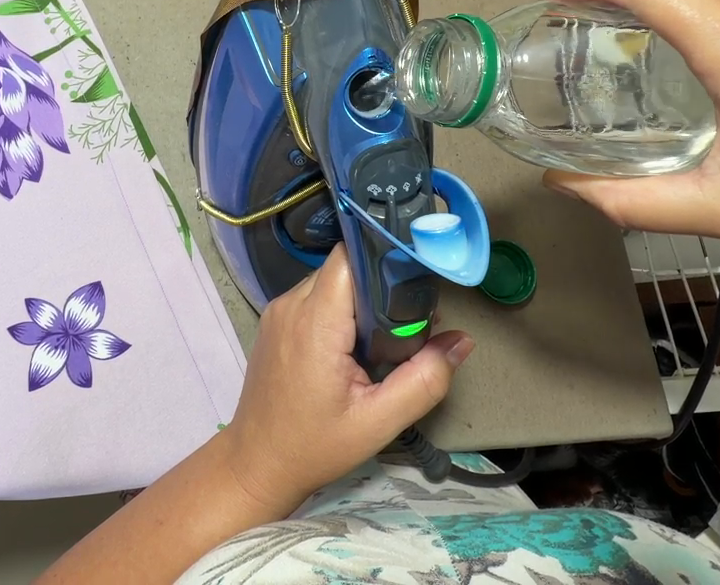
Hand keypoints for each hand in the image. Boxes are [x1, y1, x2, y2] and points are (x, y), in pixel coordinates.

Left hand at [219, 243, 472, 510]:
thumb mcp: (378, 421)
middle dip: (379, 282)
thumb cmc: (315, 444)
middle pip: (343, 268)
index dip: (383, 256)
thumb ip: (424, 380)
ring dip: (359, 298)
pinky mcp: (275, 321)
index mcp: (315, 320)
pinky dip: (339, 309)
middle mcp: (291, 304)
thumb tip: (461, 341)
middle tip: (414, 314)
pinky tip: (358, 343)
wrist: (257, 462)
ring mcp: (279, 310)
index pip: (349, 257)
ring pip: (329, 281)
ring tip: (389, 333)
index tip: (416, 275)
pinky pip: (313, 297)